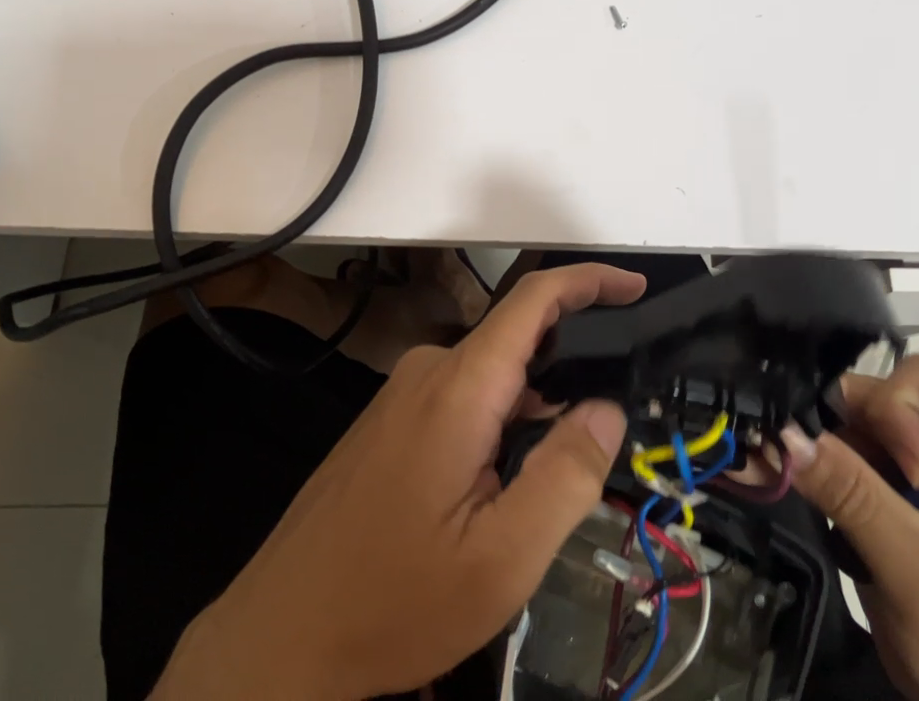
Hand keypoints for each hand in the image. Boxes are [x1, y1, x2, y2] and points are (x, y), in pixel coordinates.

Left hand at [152, 264, 647, 700]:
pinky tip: (505, 485)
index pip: (532, 301)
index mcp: (458, 390)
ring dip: (535, 408)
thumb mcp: (502, 556)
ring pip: (490, 379)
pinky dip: (501, 423)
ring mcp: (399, 399)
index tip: (636, 288)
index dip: (589, 280)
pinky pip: (460, 401)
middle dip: (573, 367)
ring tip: (559, 477)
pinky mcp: (386, 426)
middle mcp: (425, 375)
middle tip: (612, 428)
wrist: (281, 638)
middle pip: (516, 342)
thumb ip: (566, 474)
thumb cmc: (394, 601)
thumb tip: (607, 408)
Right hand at [782, 356, 918, 700]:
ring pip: (863, 433)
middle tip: (824, 481)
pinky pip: (854, 467)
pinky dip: (826, 479)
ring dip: (831, 457)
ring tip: (801, 490)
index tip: (905, 479)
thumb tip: (782, 433)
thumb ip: (853, 496)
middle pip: (893, 402)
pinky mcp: (904, 505)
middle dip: (854, 434)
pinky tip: (802, 494)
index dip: (902, 413)